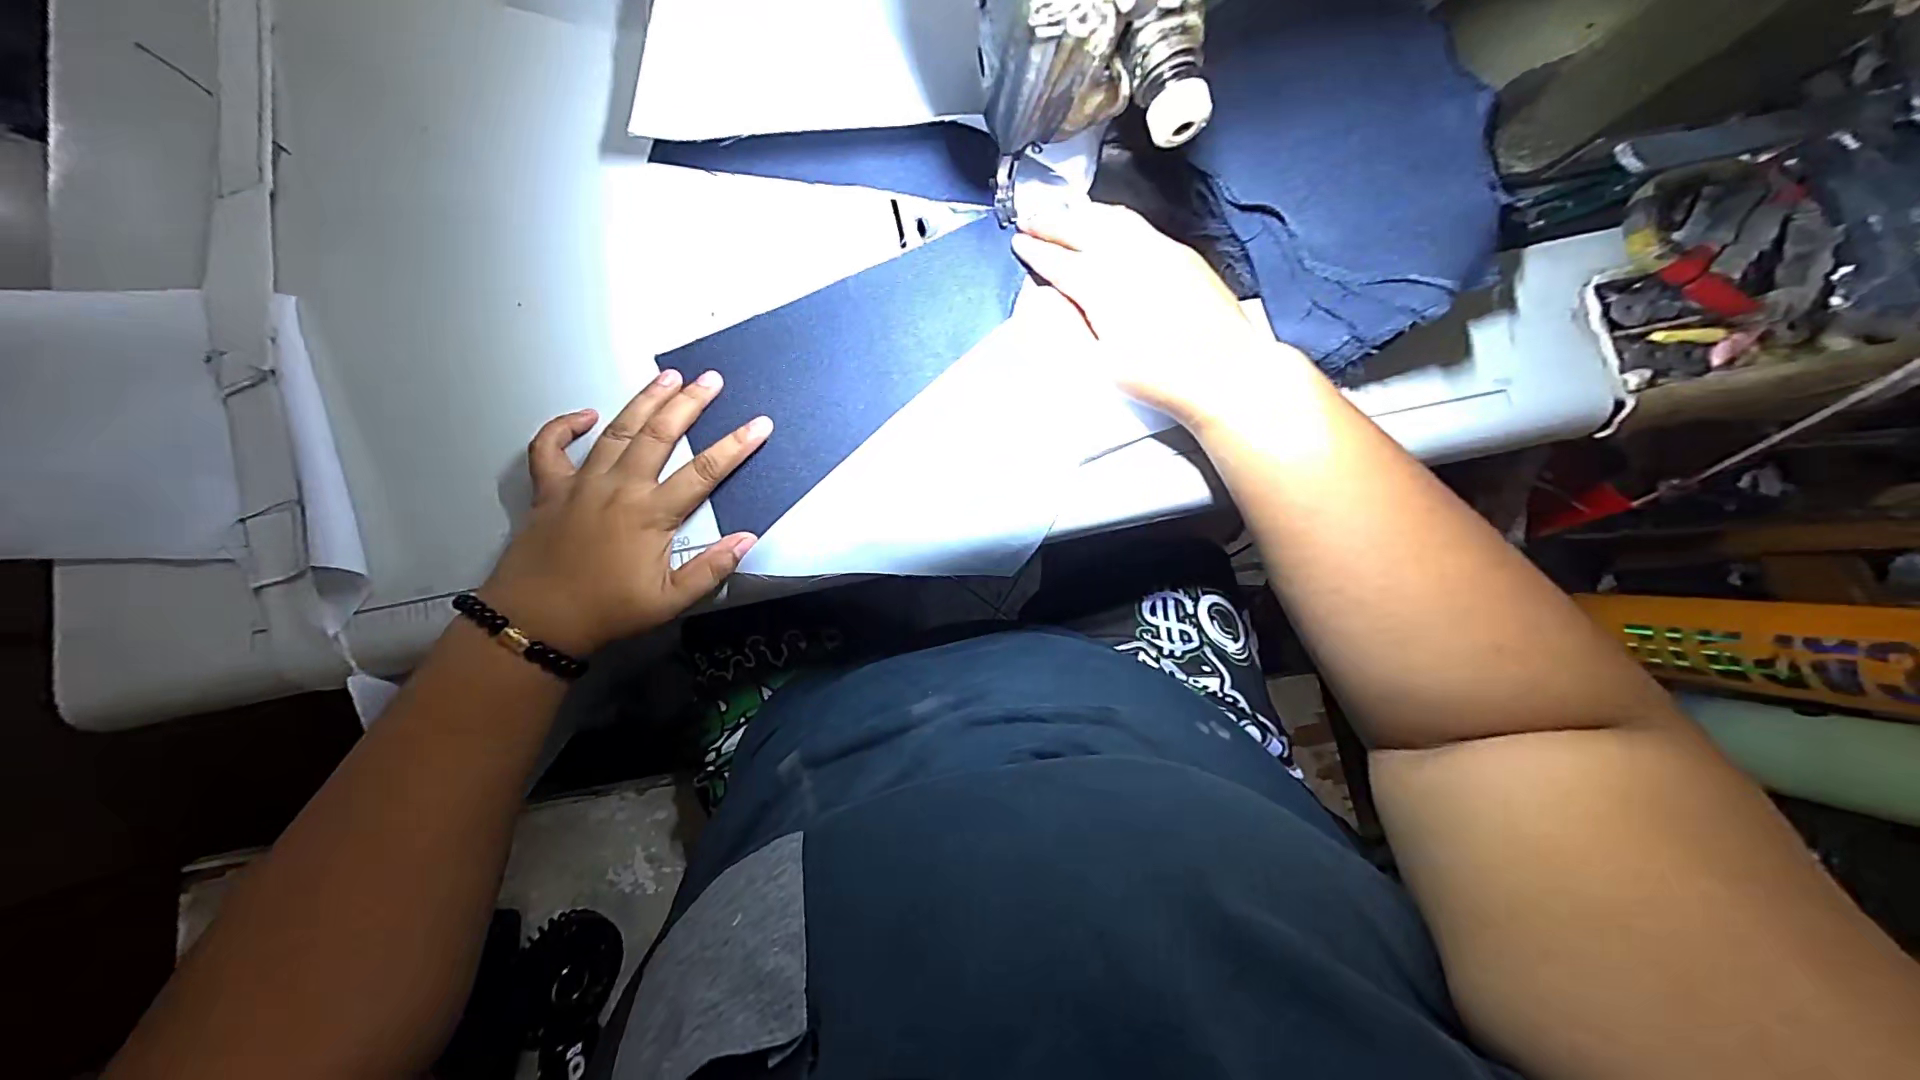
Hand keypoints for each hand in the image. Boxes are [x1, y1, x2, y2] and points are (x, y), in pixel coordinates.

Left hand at [478, 369, 769, 655]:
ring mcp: (581, 484)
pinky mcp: (549, 490)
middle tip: (710, 379)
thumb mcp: (670, 600)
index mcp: (651, 514)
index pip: (704, 471)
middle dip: (689, 403)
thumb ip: (711, 568)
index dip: (736, 445)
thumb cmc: (608, 611)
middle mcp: (619, 488)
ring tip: (667, 376)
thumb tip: (747, 538)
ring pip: (616, 431)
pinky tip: (584, 414)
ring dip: (644, 401)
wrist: (536, 620)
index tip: (760, 424)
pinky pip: (550, 448)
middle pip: (660, 435)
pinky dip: (563, 426)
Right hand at [1010, 201, 1306, 429]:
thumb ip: (1073, 325)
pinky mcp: (1181, 254)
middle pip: (1082, 228)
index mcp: (1103, 287)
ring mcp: (1159, 251)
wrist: (1225, 372)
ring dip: (1082, 212)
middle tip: (1030, 215)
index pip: (1059, 262)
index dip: (1035, 251)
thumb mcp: (1102, 365)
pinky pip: (1138, 224)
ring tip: (1063, 210)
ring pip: (1112, 218)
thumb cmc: (1163, 377)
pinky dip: (1112, 217)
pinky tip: (1108, 222)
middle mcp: (1130, 258)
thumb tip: (1052, 300)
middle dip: (1052, 220)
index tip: (1020, 243)